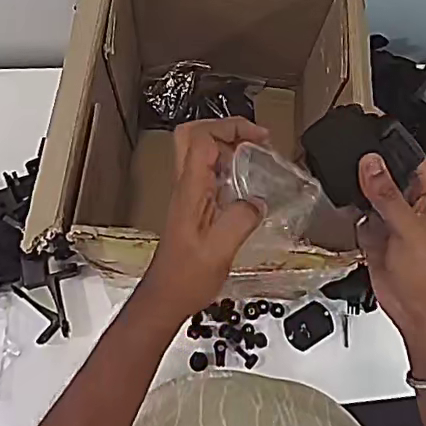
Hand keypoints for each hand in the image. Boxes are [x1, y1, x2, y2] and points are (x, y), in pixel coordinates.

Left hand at [136, 118, 268, 323]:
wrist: (166, 297)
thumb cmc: (185, 278)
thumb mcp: (220, 250)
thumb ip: (241, 220)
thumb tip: (258, 200)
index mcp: (190, 190)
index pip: (203, 138)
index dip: (232, 128)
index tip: (258, 138)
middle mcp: (186, 188)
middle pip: (194, 135)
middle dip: (226, 128)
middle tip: (253, 139)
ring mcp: (189, 196)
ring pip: (201, 152)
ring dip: (228, 146)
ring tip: (255, 156)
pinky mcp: (195, 208)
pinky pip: (210, 174)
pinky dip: (230, 168)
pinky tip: (248, 185)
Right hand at [355, 153, 425, 380]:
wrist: (421, 315)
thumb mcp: (410, 229)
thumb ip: (387, 195)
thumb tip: (372, 164)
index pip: (413, 161)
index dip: (396, 143)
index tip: (375, 127)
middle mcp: (410, 209)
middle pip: (387, 176)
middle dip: (371, 165)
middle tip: (348, 147)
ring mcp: (391, 225)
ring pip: (371, 197)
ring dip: (358, 187)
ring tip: (338, 169)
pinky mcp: (374, 242)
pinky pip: (359, 219)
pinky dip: (350, 212)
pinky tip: (340, 202)